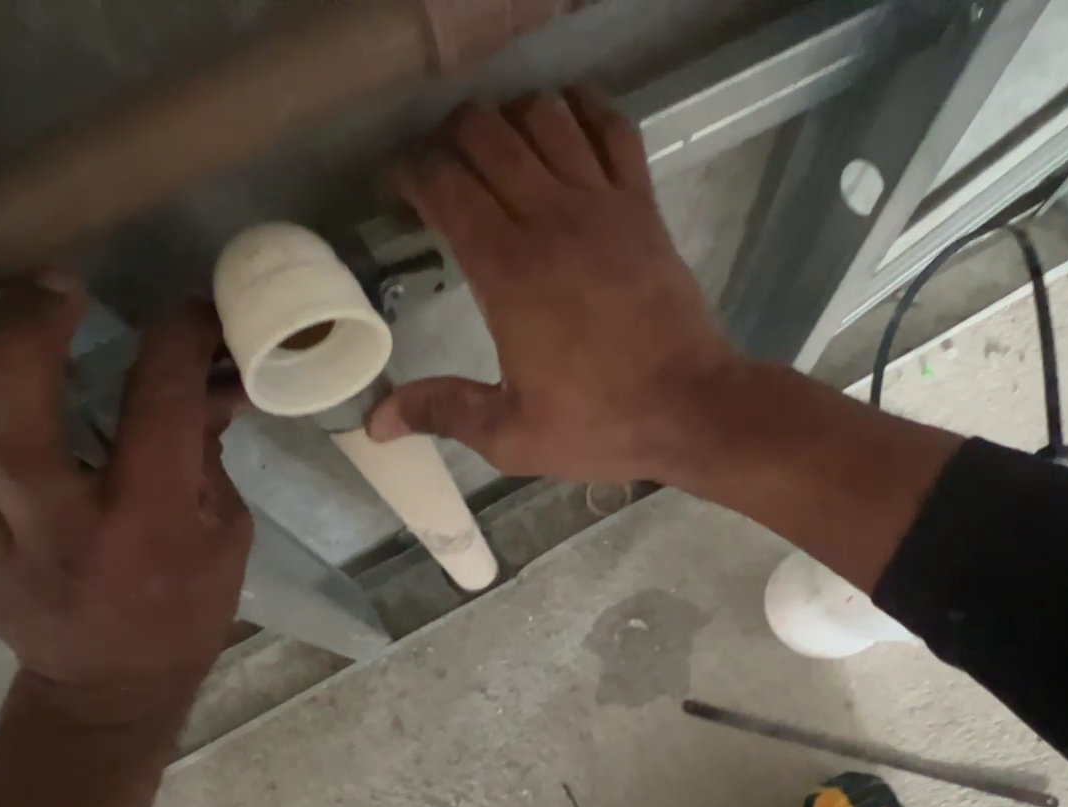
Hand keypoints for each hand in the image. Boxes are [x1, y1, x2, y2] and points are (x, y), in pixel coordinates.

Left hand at [0, 242, 251, 715]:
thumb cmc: (185, 603)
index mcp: (153, 524)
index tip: (184, 306)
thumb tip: (207, 366)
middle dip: (19, 339)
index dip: (171, 344)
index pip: (158, 413)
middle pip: (12, 429)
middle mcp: (63, 533)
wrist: (114, 685)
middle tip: (45, 279)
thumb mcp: (225, 530)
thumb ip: (204, 447)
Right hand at [368, 88, 742, 484]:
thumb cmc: (600, 423)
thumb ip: (441, 412)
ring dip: (506, 122)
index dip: (406, 174)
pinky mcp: (642, 204)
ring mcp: (602, 203)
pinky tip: (562, 126)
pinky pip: (611, 127)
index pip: (441, 181)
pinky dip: (581, 110)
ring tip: (495, 158)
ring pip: (541, 115)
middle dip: (446, 142)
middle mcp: (549, 218)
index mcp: (505, 270)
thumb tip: (375, 421)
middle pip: (482, 133)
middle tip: (440, 180)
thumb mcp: (510, 435)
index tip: (396, 197)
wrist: (692, 409)